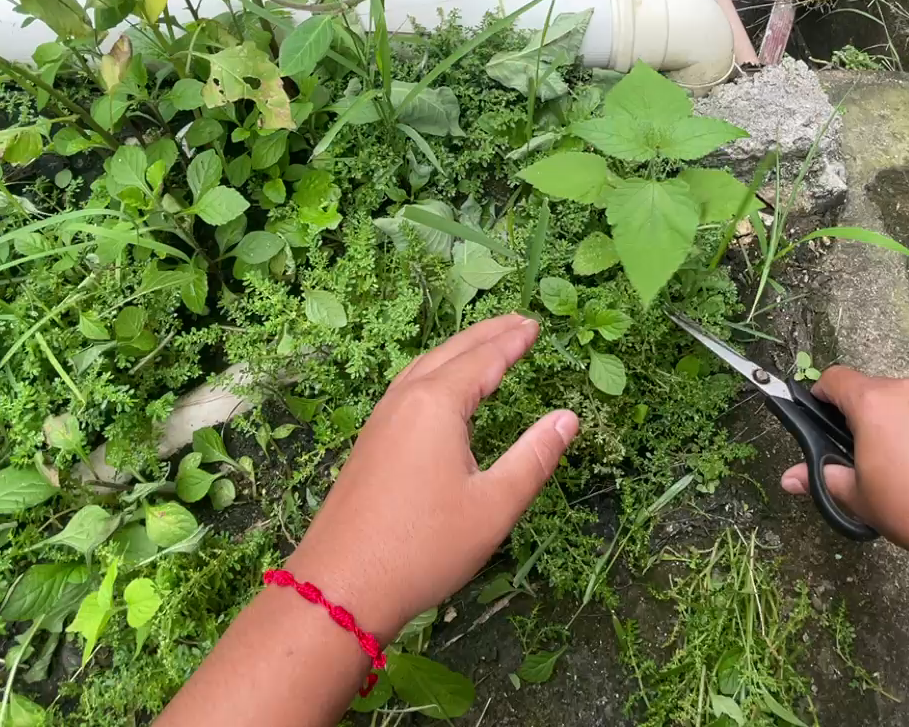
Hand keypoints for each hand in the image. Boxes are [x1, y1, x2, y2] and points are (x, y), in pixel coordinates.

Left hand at [284, 314, 577, 638]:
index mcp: (437, 404)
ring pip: (427, 364)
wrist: (339, 587)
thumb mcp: (493, 506)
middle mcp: (407, 398)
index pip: (484, 359)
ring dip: (460, 348)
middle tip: (518, 321)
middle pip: (453, 351)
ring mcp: (383, 417)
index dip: (512, 341)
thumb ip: (534, 457)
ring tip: (486, 342)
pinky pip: (410, 383)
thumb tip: (568, 417)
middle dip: (488, 334)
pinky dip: (437, 368)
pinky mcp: (372, 438)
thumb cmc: (424, 546)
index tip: (536, 325)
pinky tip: (441, 384)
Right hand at [779, 368, 908, 564]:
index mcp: (873, 403)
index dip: (822, 395)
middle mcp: (908, 391)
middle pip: (873, 390)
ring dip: (899, 423)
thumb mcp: (860, 498)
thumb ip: (823, 478)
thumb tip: (789, 479)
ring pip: (908, 403)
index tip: (822, 419)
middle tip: (865, 453)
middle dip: (863, 415)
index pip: (835, 378)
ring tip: (908, 465)